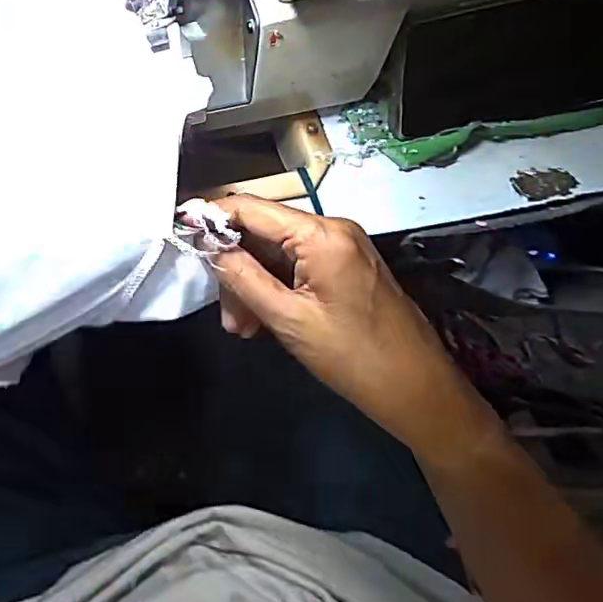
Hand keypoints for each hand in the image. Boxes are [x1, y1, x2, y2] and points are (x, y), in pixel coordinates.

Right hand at [210, 195, 501, 462]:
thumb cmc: (356, 358)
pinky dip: (273, 290)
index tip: (180, 229)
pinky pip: (294, 267)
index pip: (250, 207)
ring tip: (244, 327)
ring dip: (252, 286)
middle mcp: (332, 229)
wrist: (422, 394)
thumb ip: (242, 276)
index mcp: (322, 234)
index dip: (211, 216)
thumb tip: (208, 245)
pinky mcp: (343, 266)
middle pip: (261, 233)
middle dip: (235, 268)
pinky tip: (263, 321)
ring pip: (274, 254)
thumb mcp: (288, 319)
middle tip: (225, 311)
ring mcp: (340, 247)